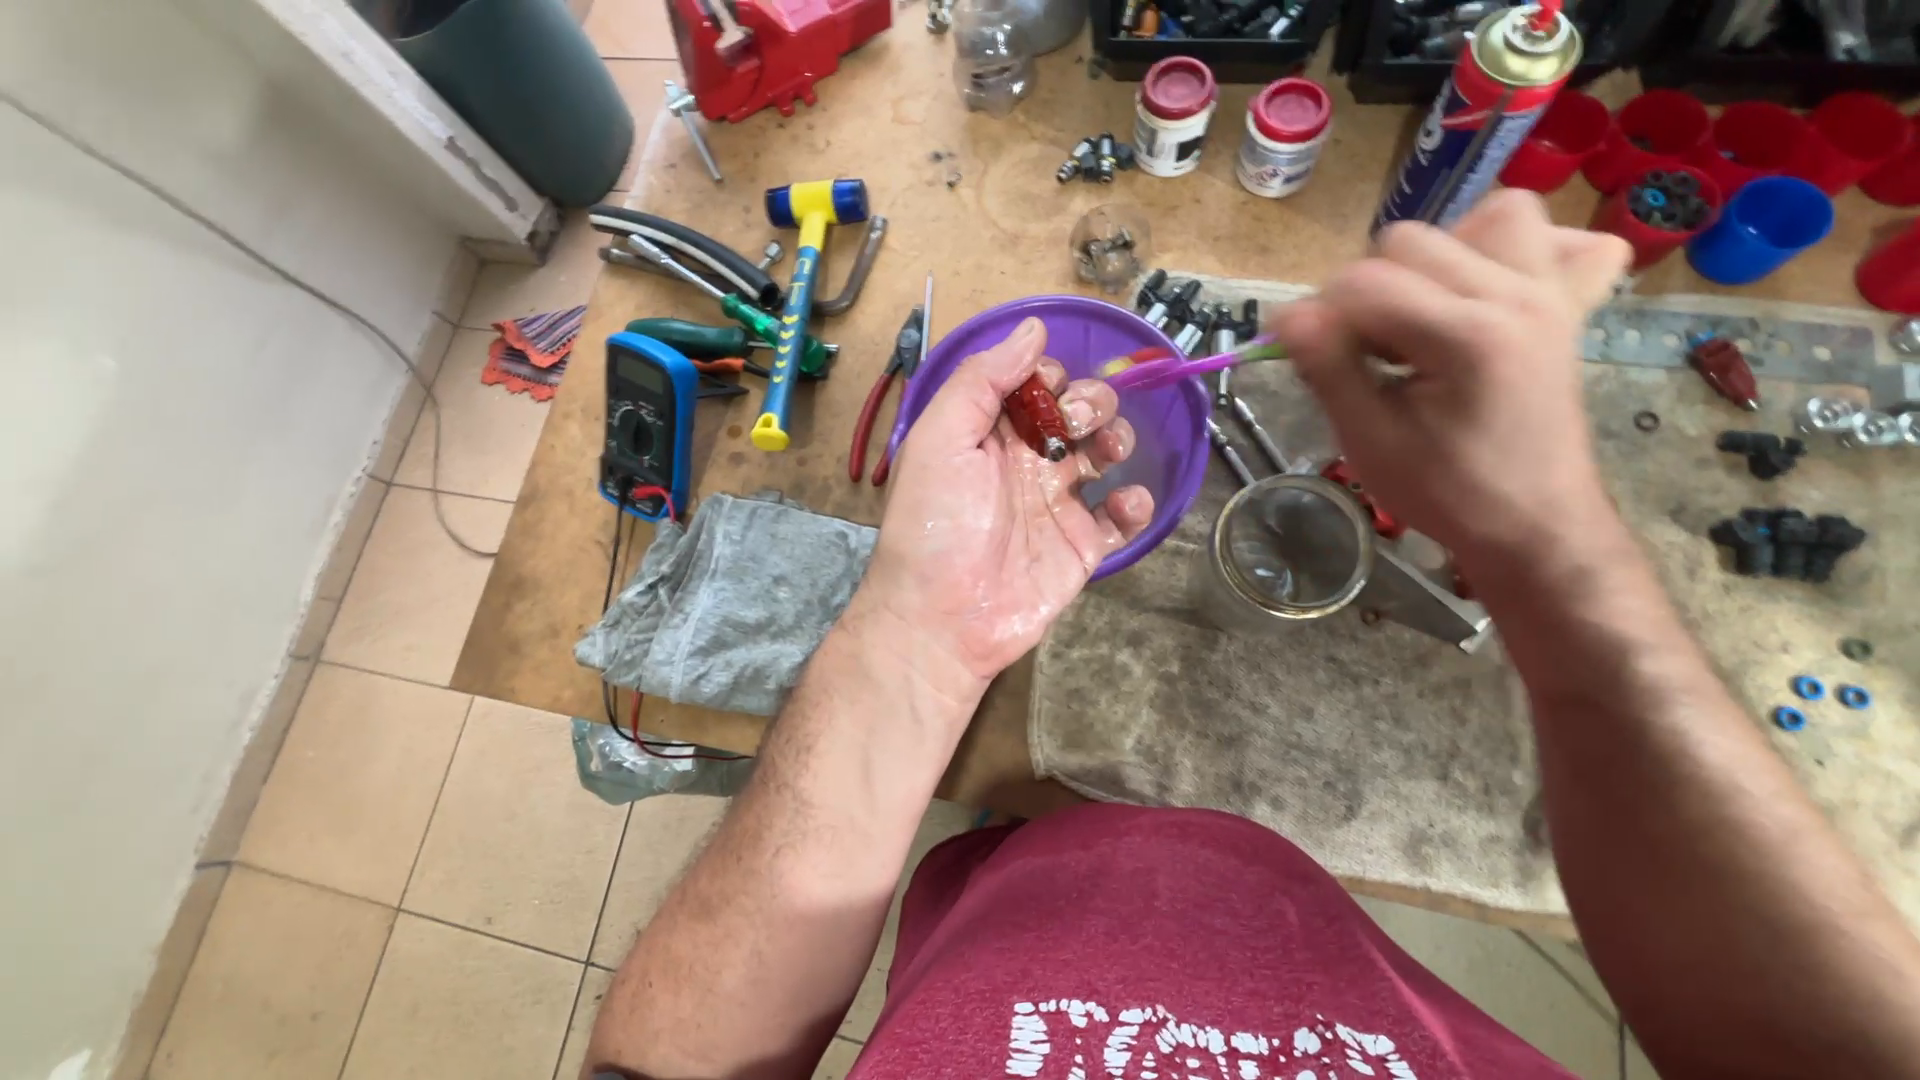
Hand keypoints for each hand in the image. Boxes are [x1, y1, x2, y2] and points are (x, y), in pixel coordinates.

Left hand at [858, 316, 1154, 685]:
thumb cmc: (935, 524)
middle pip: (1077, 411)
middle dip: (1090, 402)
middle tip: (1074, 425)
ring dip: (1117, 438)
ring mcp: (1057, 503)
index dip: (1050, 375)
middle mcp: (1025, 462)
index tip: (1048, 389)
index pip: (1034, 382)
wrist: (942, 619)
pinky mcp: (1082, 546)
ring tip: (1105, 452)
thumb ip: (983, 378)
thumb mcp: (941, 438)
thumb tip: (1034, 327)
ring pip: (1105, 454)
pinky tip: (1122, 503)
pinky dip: (1134, 502)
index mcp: (989, 433)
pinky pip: (1121, 515)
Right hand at [1271, 190, 1630, 573]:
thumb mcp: (1369, 441)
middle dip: (1368, 290)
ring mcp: (1552, 293)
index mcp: (1466, 337)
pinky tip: (1485, 287)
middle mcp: (1517, 295)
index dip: (1318, 315)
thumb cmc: (1448, 492)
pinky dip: (1514, 249)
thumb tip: (1285, 314)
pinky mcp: (1570, 303)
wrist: (1534, 523)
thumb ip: (1328, 368)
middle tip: (1367, 352)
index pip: (1363, 283)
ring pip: (1487, 217)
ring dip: (1438, 256)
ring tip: (1421, 311)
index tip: (1306, 356)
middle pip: (1410, 242)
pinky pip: (1555, 238)